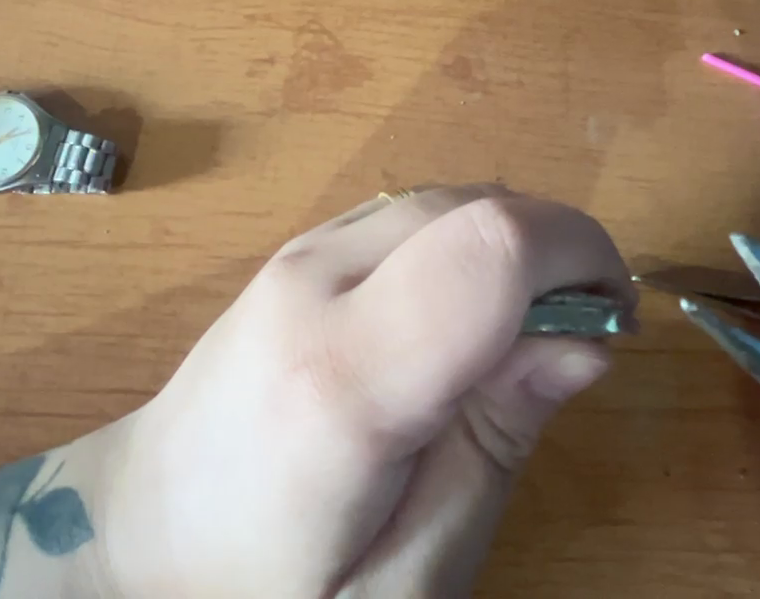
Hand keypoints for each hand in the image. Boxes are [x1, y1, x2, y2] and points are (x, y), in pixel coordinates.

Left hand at [87, 185, 633, 597]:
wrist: (145, 526)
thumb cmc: (271, 581)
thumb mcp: (406, 571)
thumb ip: (495, 443)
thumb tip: (584, 340)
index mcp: (344, 375)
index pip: (488, 249)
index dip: (579, 256)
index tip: (615, 320)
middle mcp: (314, 283)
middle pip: (472, 206)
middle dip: (554, 248)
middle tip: (577, 333)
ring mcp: (295, 255)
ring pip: (442, 199)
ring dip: (509, 244)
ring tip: (522, 330)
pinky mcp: (293, 251)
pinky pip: (403, 213)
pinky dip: (460, 241)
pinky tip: (458, 310)